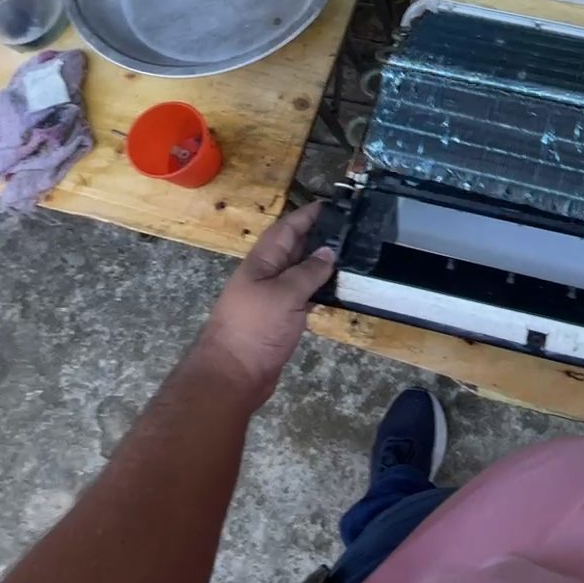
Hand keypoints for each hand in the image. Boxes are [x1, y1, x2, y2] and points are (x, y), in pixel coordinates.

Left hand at [194, 203, 334, 403]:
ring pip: (301, 272)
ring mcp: (274, 298)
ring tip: (351, 254)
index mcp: (262, 262)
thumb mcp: (284, 295)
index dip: (308, 215)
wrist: (232, 377)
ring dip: (322, 263)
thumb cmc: (254, 329)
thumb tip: (329, 252)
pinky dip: (321, 288)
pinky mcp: (282, 318)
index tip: (334, 205)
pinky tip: (339, 288)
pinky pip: (304, 295)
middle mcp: (267, 275)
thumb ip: (308, 272)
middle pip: (295, 247)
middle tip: (351, 228)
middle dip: (319, 235)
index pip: (287, 228)